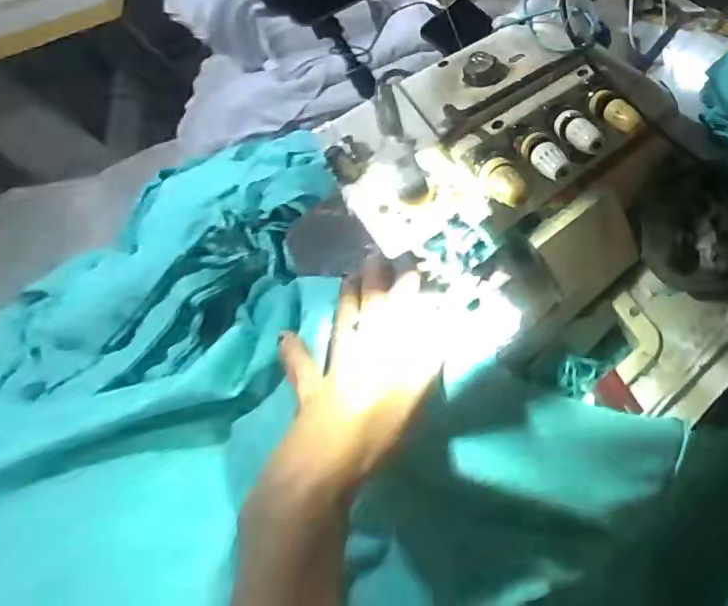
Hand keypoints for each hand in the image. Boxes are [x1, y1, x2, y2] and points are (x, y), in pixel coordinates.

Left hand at [272, 254, 442, 493]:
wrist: (317, 475)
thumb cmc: (375, 437)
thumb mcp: (414, 396)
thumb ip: (427, 358)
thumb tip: (442, 321)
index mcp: (390, 351)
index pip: (401, 308)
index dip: (406, 283)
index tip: (410, 257)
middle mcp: (364, 353)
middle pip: (372, 311)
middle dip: (376, 281)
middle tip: (377, 253)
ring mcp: (336, 371)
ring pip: (343, 328)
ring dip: (346, 302)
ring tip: (348, 275)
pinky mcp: (312, 394)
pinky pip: (304, 369)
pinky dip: (295, 352)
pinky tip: (284, 335)